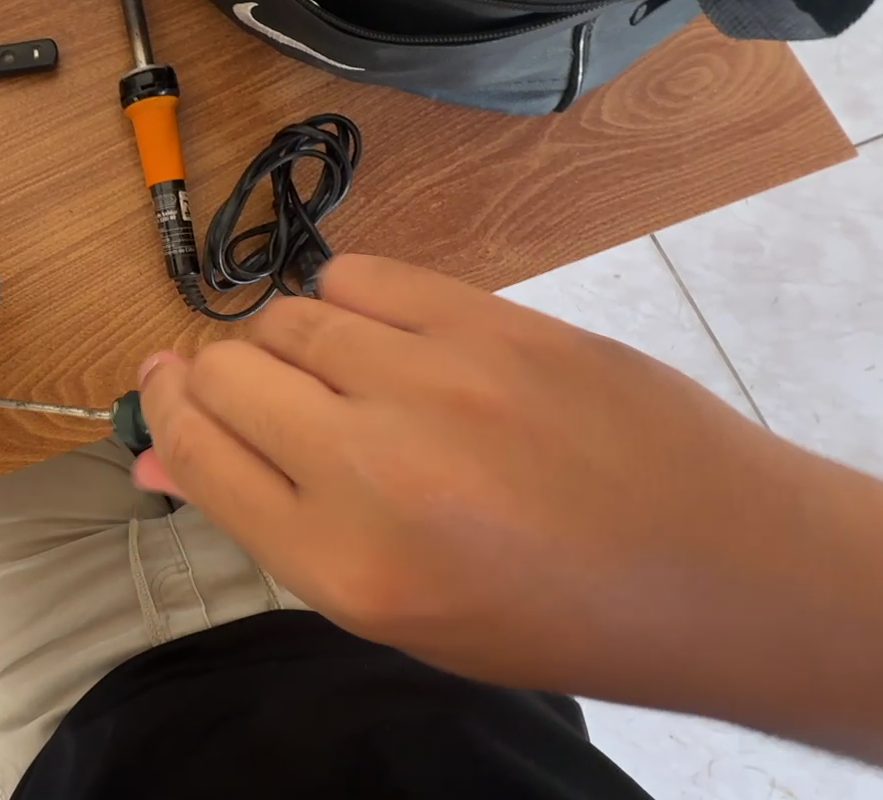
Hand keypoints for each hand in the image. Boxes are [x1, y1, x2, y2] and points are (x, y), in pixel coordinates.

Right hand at [135, 254, 882, 745]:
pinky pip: (353, 274)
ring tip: (348, 379)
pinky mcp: (492, 322)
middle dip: (221, 379)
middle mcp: (372, 470)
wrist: (730, 570)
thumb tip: (151, 450)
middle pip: (221, 371)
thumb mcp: (379, 596)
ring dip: (291, 346)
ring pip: (283, 318)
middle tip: (272, 402)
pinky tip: (387, 339)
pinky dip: (347, 302)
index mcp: (340, 562)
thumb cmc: (531, 607)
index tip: (161, 384)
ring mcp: (436, 383)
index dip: (163, 407)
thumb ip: (253, 514)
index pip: (194, 449)